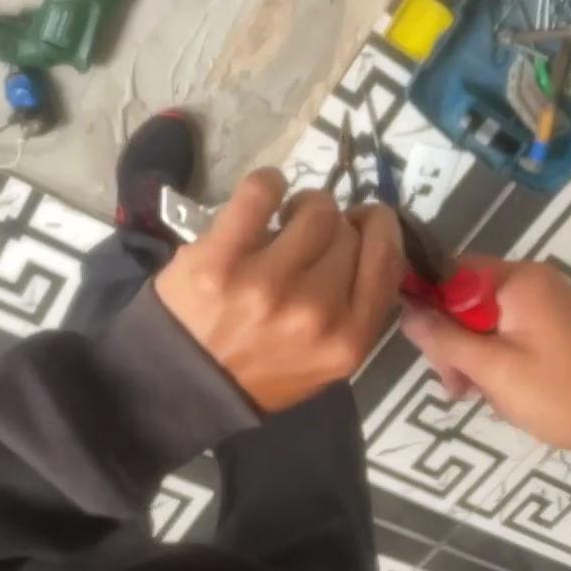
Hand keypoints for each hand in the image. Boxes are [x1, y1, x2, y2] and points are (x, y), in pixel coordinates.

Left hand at [156, 168, 405, 412]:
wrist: (182, 386)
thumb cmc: (258, 372)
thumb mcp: (325, 361)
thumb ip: (355, 309)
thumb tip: (364, 236)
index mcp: (348, 339)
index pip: (387, 259)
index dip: (380, 228)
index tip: (363, 222)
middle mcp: (316, 311)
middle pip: (347, 232)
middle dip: (333, 225)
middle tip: (306, 237)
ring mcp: (267, 284)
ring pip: (315, 209)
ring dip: (302, 205)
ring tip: (282, 222)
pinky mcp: (221, 259)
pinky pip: (261, 193)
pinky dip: (268, 183)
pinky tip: (264, 196)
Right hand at [399, 258, 570, 522]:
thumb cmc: (564, 397)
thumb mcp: (494, 371)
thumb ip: (444, 339)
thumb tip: (405, 311)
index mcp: (519, 279)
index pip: (450, 271)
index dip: (427, 305)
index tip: (424, 348)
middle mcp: (535, 279)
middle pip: (467, 296)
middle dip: (452, 339)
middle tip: (456, 387)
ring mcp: (551, 302)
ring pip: (487, 318)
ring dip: (473, 354)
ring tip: (480, 395)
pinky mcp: (561, 325)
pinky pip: (512, 329)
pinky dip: (498, 356)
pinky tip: (503, 389)